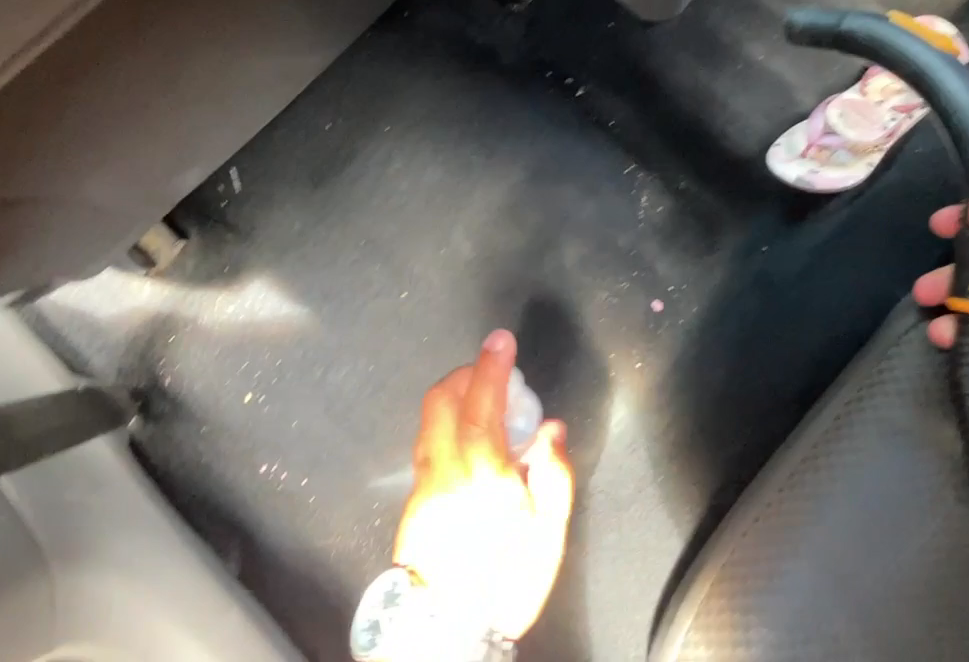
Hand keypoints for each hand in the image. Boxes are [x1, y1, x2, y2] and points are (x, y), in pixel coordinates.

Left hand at [394, 330, 574, 640]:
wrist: (449, 628)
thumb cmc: (507, 583)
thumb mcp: (549, 538)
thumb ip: (554, 477)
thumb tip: (551, 429)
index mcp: (483, 481)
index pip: (482, 407)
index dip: (492, 368)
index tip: (502, 340)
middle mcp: (445, 473)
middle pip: (443, 401)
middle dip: (468, 373)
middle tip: (496, 369)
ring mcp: (423, 484)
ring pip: (430, 418)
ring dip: (455, 393)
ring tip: (485, 398)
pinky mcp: (414, 496)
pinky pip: (428, 439)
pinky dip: (448, 419)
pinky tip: (469, 434)